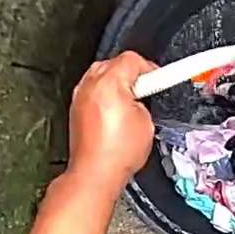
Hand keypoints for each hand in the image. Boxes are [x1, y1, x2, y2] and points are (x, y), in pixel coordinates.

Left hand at [66, 52, 157, 191]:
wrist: (95, 173)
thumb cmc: (117, 153)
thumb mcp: (146, 121)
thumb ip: (144, 101)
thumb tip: (141, 97)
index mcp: (109, 83)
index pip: (132, 60)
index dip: (150, 68)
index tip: (158, 77)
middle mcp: (91, 85)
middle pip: (114, 63)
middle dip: (132, 74)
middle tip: (146, 90)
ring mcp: (80, 96)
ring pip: (101, 75)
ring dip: (116, 82)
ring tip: (129, 102)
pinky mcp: (76, 108)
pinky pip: (92, 90)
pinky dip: (104, 94)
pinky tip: (115, 112)